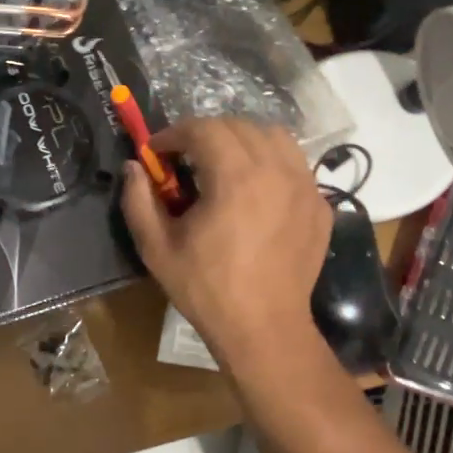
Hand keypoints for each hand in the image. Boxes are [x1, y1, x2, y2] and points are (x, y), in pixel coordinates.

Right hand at [120, 118, 331, 369]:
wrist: (262, 326)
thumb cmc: (204, 287)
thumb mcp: (156, 247)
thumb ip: (138, 200)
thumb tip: (133, 167)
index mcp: (235, 177)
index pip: (204, 129)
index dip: (174, 134)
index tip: (155, 152)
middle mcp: (277, 170)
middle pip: (240, 126)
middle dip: (205, 134)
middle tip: (182, 160)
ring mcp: (306, 186)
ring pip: (275, 138)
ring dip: (241, 142)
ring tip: (221, 167)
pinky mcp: (320, 204)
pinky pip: (295, 166)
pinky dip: (269, 165)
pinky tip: (251, 193)